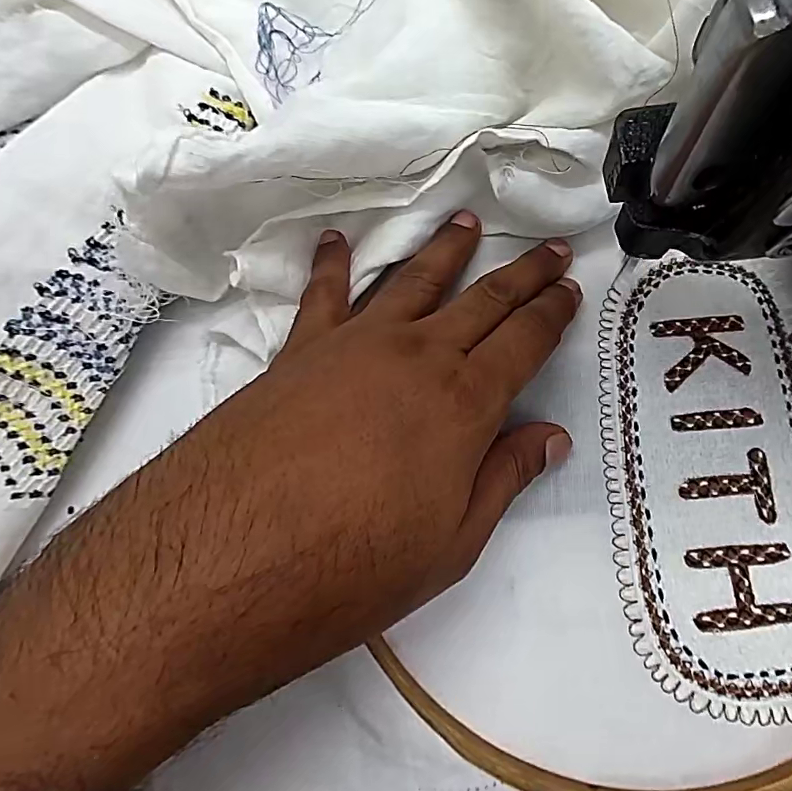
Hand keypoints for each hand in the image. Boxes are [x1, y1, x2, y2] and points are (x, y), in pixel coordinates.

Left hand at [0, 212, 584, 790]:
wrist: (220, 561)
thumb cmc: (350, 568)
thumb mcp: (448, 544)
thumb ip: (502, 479)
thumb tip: (550, 435)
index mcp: (462, 403)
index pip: (524, 342)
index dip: (551, 313)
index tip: (571, 287)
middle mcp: (415, 357)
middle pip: (482, 301)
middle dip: (522, 273)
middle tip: (550, 248)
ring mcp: (352, 346)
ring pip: (412, 281)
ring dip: (445, 250)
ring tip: (468, 222)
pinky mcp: (297, 352)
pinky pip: (321, 295)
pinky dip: (331, 263)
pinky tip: (337, 239)